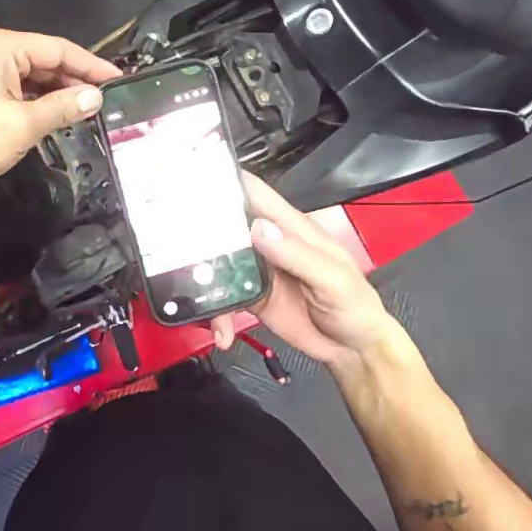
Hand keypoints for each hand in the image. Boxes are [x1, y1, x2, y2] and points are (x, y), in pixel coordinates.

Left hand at [0, 28, 120, 209]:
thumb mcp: (24, 125)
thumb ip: (64, 107)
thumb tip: (96, 97)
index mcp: (0, 47)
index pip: (59, 49)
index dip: (92, 66)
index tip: (119, 80)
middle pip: (47, 60)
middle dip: (77, 80)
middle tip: (106, 101)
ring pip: (35, 77)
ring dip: (60, 94)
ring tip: (88, 112)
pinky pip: (20, 89)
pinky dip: (41, 102)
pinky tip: (59, 117)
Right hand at [210, 173, 402, 370]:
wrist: (353, 349)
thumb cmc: (355, 305)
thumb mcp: (333, 278)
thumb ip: (298, 255)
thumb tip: (261, 229)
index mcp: (293, 229)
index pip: (257, 194)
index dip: (229, 182)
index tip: (197, 180)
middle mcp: (271, 244)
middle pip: (228, 227)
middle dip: (202, 233)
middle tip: (176, 246)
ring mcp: (260, 271)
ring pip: (220, 264)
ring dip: (204, 280)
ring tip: (197, 301)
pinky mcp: (253, 298)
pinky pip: (225, 299)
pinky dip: (218, 314)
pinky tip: (221, 331)